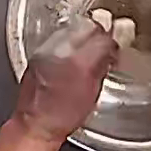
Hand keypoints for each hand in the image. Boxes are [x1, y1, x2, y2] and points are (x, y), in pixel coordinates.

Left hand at [12, 17, 120, 141]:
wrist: (35, 124)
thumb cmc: (64, 116)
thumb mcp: (93, 92)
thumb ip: (103, 66)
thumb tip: (111, 51)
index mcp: (80, 64)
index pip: (103, 38)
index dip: (113, 41)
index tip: (115, 47)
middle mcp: (61, 52)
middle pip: (86, 26)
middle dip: (98, 32)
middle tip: (104, 43)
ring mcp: (47, 49)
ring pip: (72, 28)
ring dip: (83, 34)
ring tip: (87, 48)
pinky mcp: (38, 51)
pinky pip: (59, 36)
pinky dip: (69, 40)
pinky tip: (72, 52)